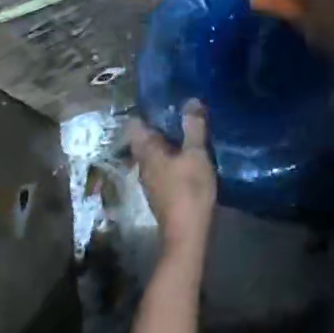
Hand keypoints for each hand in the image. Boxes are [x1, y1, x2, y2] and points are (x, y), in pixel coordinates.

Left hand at [127, 101, 216, 252]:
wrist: (186, 233)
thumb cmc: (189, 189)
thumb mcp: (196, 154)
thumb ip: (194, 127)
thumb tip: (191, 100)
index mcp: (147, 151)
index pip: (137, 125)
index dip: (147, 112)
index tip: (164, 101)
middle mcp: (143, 164)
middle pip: (145, 139)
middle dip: (160, 127)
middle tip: (180, 114)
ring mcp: (150, 180)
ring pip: (154, 154)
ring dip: (167, 144)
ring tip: (187, 133)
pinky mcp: (160, 193)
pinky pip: (162, 167)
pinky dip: (172, 159)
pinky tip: (188, 158)